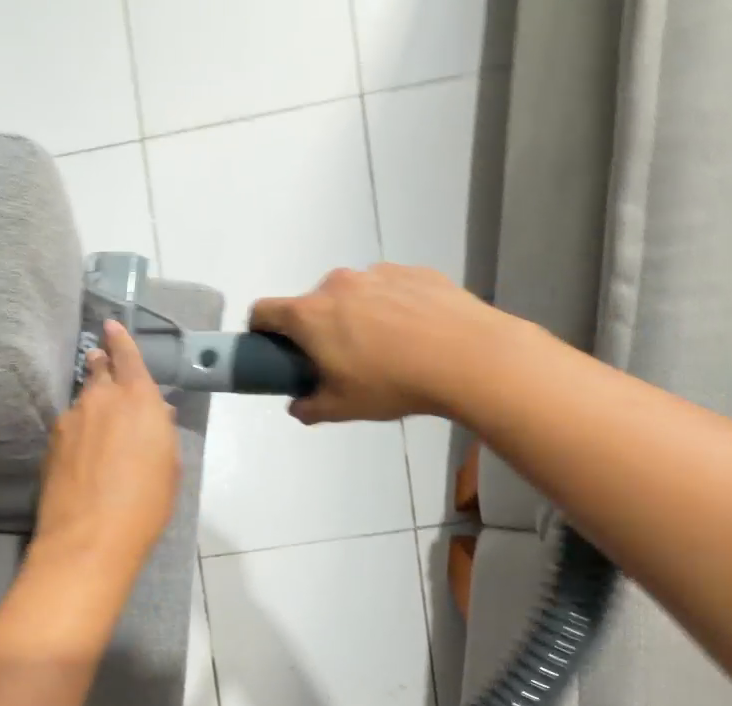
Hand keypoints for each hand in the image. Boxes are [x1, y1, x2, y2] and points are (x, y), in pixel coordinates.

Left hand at [34, 320, 179, 565]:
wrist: (89, 538)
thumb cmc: (145, 504)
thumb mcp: (169, 465)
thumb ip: (160, 430)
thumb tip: (154, 413)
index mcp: (137, 399)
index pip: (126, 355)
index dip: (119, 339)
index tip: (111, 325)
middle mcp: (99, 400)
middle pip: (97, 371)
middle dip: (101, 364)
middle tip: (100, 362)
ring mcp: (69, 421)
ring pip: (81, 402)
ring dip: (90, 405)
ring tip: (97, 422)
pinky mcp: (50, 445)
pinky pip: (68, 428)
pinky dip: (77, 431)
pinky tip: (82, 453)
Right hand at [250, 263, 520, 423]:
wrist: (470, 357)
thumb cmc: (392, 384)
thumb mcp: (341, 408)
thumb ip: (308, 407)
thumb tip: (299, 405)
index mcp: (309, 315)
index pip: (263, 311)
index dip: (261, 331)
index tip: (274, 352)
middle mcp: (338, 284)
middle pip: (310, 304)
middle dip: (314, 328)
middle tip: (336, 360)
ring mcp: (378, 273)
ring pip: (351, 295)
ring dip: (353, 316)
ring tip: (383, 348)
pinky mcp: (415, 271)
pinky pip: (388, 289)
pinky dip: (390, 307)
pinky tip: (413, 334)